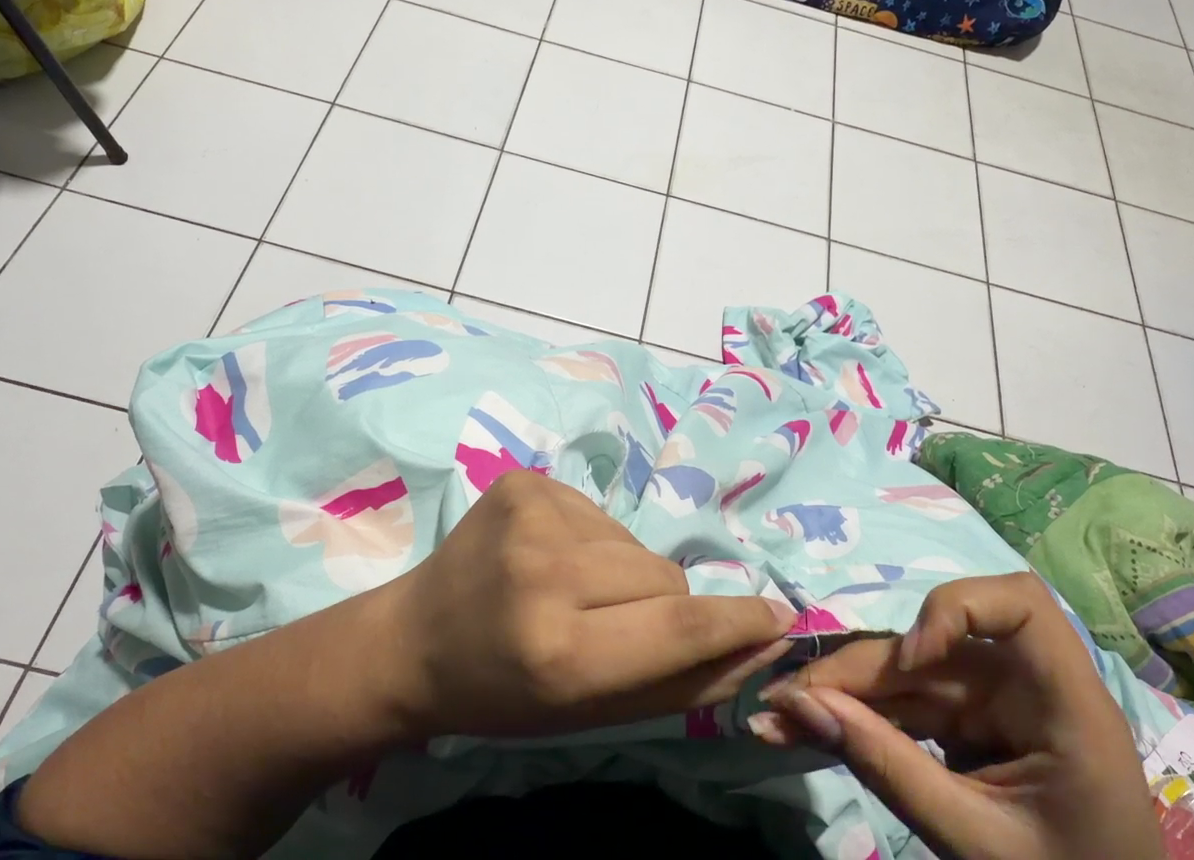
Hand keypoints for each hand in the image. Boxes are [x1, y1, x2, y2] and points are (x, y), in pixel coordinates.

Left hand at [383, 470, 796, 737]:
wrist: (413, 640)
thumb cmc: (504, 694)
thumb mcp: (593, 712)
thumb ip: (685, 682)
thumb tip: (767, 645)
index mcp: (561, 651)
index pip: (682, 625)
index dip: (739, 622)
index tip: (779, 618)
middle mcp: (546, 573)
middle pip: (665, 575)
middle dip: (663, 603)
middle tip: (614, 624)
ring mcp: (532, 514)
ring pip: (637, 543)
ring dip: (625, 571)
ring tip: (573, 591)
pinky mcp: (525, 481)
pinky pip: (603, 515)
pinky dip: (594, 542)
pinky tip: (549, 560)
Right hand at [752, 573, 1162, 859]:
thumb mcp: (975, 839)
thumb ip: (889, 769)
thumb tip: (801, 706)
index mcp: (1064, 704)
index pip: (1019, 605)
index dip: (955, 609)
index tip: (910, 661)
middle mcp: (1026, 687)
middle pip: (931, 647)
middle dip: (854, 670)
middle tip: (782, 701)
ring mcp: (995, 706)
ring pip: (906, 676)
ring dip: (843, 694)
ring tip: (779, 718)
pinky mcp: (970, 727)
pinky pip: (906, 708)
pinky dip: (860, 717)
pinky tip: (812, 725)